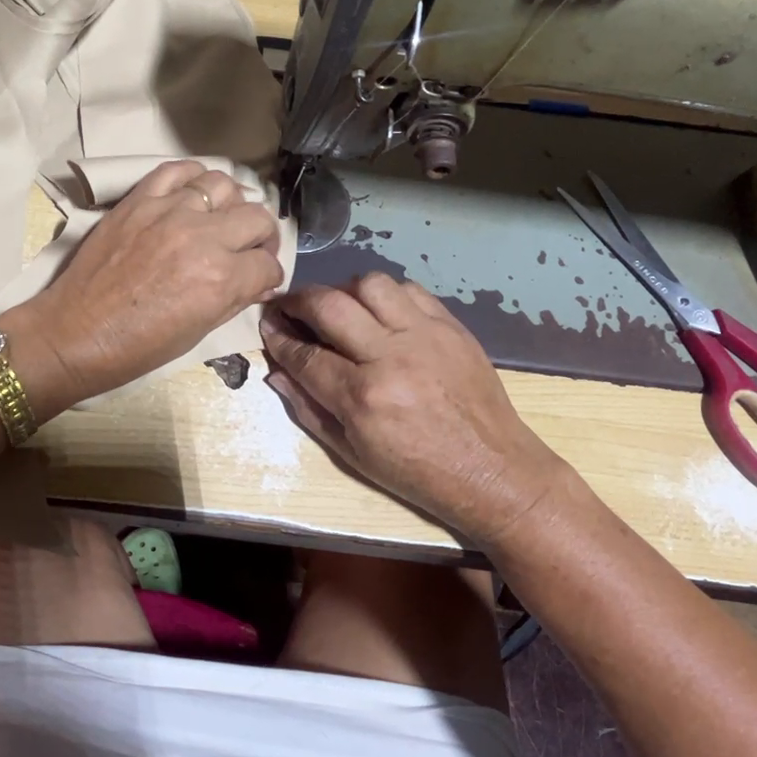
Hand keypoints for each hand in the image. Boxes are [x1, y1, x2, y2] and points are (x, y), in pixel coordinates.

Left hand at [9, 160, 282, 404]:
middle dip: (262, 238)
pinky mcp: (139, 199)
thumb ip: (234, 299)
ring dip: (231, 204)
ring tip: (221, 220)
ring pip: (223, 184)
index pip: (268, 264)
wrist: (76, 334)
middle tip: (249, 250)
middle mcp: (202, 237)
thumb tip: (260, 282)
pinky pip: (178, 170)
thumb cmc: (138, 348)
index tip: (261, 280)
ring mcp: (169, 212)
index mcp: (220, 279)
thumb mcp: (199, 333)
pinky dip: (193, 178)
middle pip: (257, 218)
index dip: (269, 275)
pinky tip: (194, 195)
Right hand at [259, 273, 573, 544]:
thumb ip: (309, 408)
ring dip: (343, 290)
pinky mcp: (451, 327)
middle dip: (298, 301)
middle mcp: (391, 357)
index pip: (305, 354)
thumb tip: (276, 372)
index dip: (278, 338)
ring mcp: (425, 336)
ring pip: (370, 285)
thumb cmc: (415, 472)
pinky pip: (409, 290)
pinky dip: (384, 295)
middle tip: (286, 305)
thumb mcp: (351, 453)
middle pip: (330, 305)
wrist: (490, 470)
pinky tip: (377, 311)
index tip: (265, 326)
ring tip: (336, 306)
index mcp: (362, 398)